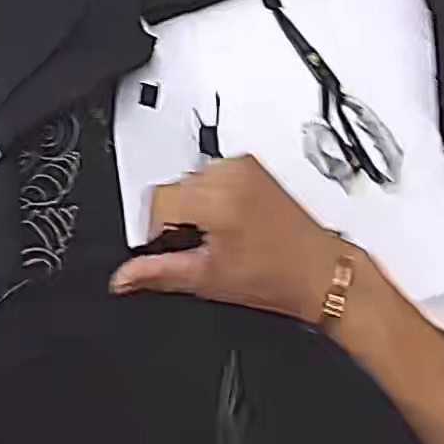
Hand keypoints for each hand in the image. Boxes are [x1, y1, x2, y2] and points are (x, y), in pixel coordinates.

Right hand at [110, 155, 380, 324]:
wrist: (321, 272)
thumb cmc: (278, 278)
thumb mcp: (208, 279)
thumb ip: (158, 273)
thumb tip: (123, 277)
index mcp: (216, 199)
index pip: (157, 201)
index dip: (156, 230)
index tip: (168, 248)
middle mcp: (228, 174)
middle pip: (174, 190)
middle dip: (179, 218)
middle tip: (202, 247)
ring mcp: (242, 166)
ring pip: (192, 181)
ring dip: (196, 205)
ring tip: (220, 235)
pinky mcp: (250, 164)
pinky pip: (213, 173)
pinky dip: (213, 193)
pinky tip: (231, 219)